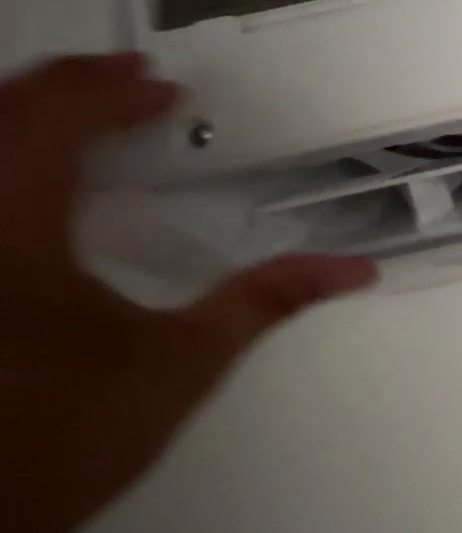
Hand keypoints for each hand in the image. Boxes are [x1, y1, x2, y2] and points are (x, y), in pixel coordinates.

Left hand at [0, 54, 377, 532]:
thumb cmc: (53, 443)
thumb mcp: (178, 364)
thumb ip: (265, 299)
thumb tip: (355, 268)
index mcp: (4, 237)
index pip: (45, 124)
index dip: (105, 92)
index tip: (160, 89)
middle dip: (55, 93)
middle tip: (124, 90)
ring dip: (15, 126)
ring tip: (76, 128)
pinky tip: (28, 194)